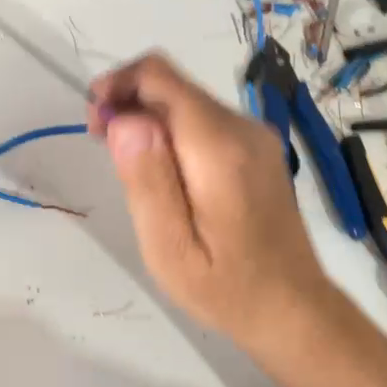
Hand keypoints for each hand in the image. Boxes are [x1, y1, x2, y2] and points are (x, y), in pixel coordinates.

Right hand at [88, 54, 343, 351]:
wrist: (291, 310)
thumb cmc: (223, 286)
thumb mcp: (168, 245)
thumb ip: (147, 178)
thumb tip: (125, 119)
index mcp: (218, 147)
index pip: (159, 76)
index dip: (117, 85)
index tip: (94, 123)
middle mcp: (242, 128)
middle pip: (171, 85)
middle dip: (126, 102)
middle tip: (101, 146)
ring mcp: (254, 136)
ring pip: (184, 100)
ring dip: (145, 118)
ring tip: (127, 165)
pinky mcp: (255, 149)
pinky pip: (200, 120)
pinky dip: (168, 131)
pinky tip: (159, 171)